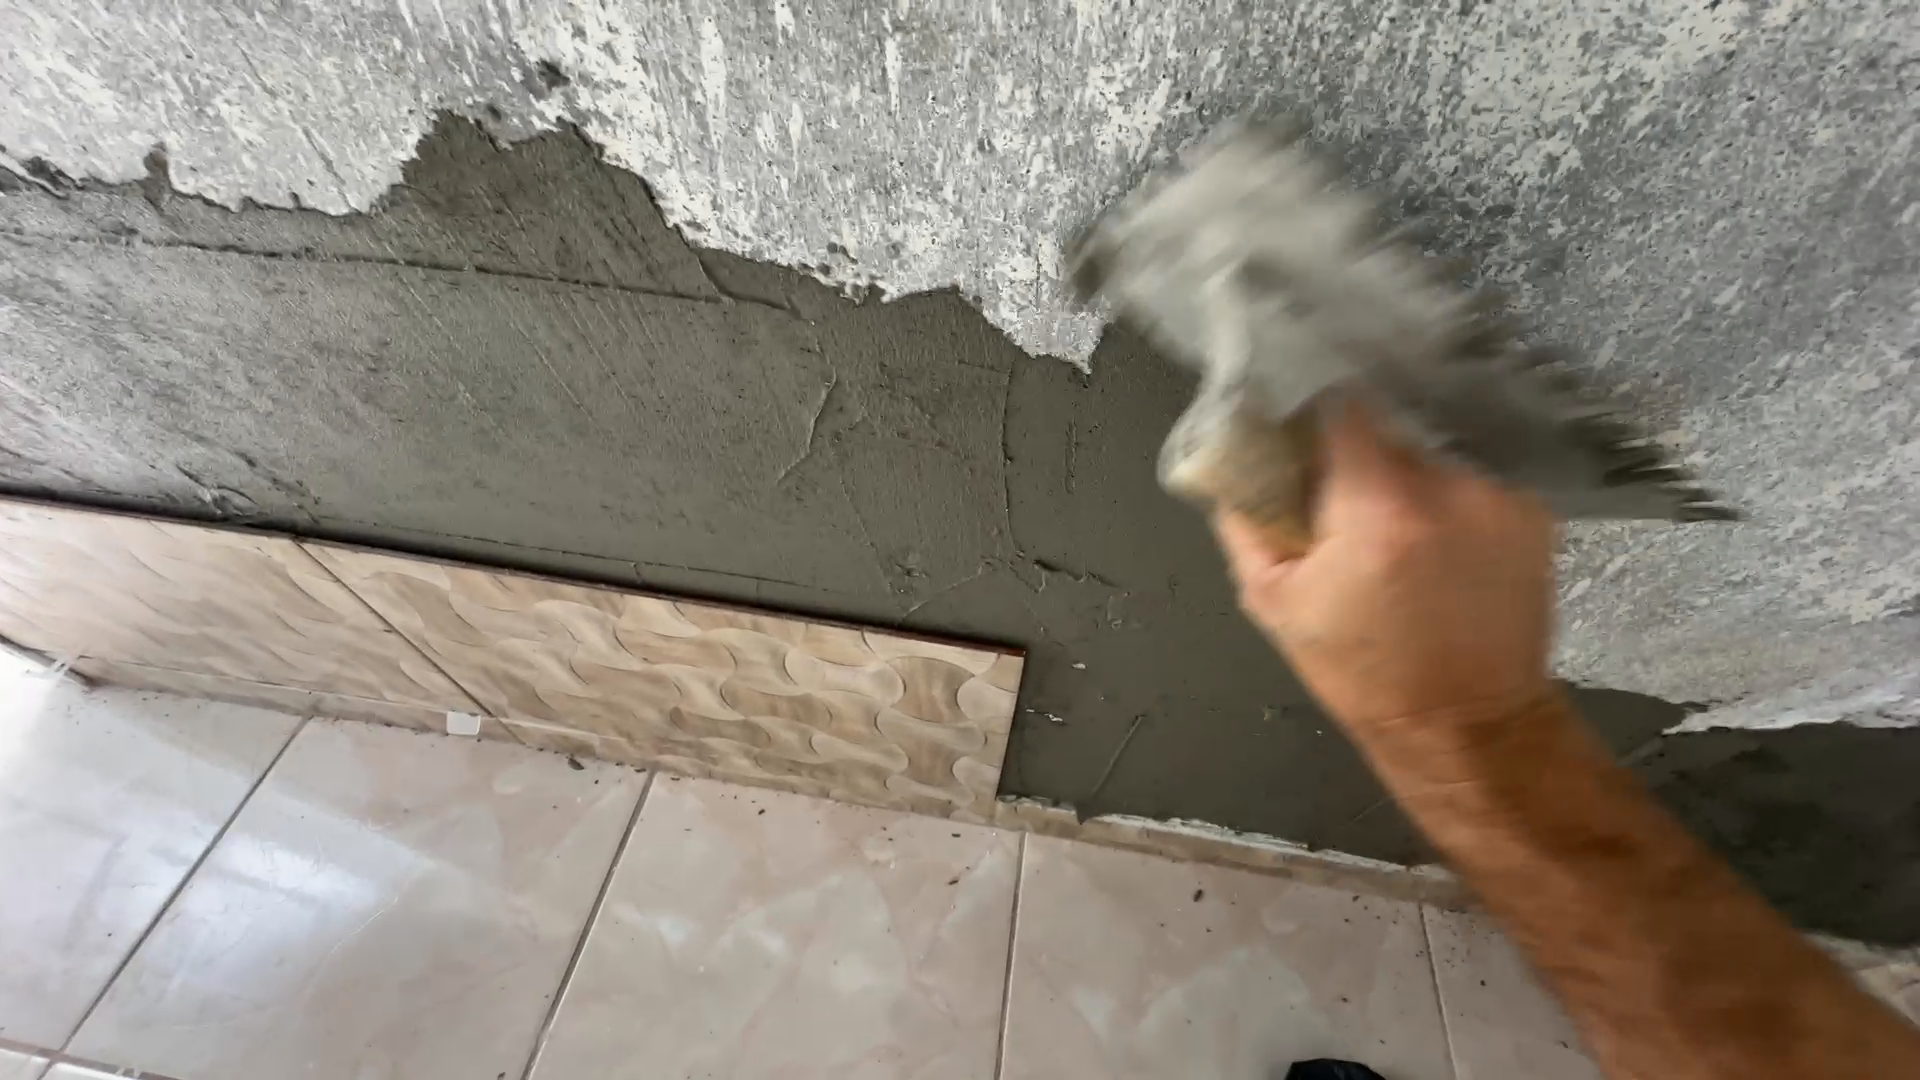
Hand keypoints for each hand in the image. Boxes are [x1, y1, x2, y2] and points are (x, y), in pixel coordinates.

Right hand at [1214, 401, 1558, 731]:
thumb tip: (1233, 464)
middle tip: (1333, 505)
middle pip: (1384, 429)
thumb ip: (1245, 519)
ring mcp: (1500, 495)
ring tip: (1383, 533)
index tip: (1295, 445)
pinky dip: (1437, 497)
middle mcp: (1450, 486)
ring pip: (1425, 452)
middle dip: (1351, 458)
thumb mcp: (1268, 598)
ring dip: (1396, 478)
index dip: (1310, 419)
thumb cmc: (1355, 667)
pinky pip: (1464, 477)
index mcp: (1377, 506)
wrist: (1464, 723)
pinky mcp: (1532, 512)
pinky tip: (1427, 544)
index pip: (1341, 409)